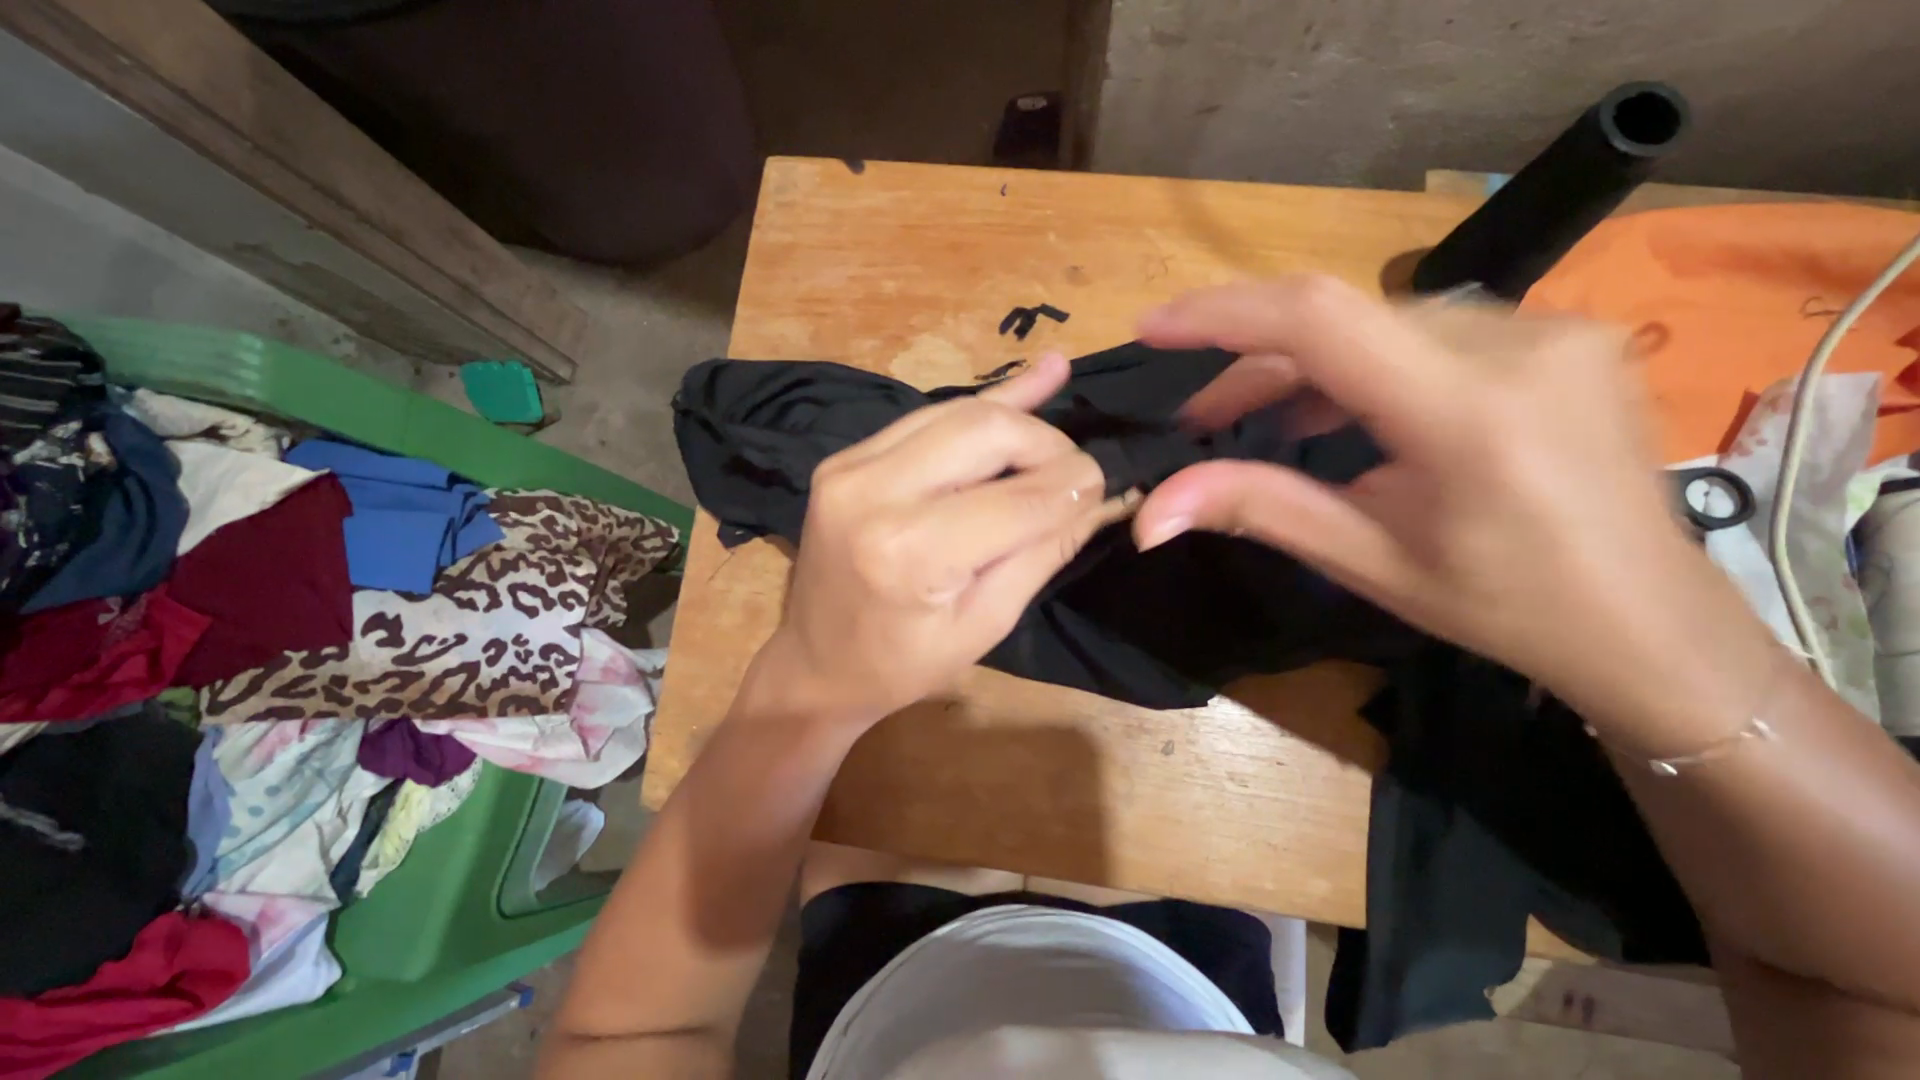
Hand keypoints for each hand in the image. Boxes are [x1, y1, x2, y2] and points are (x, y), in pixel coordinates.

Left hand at [752, 354, 1131, 726]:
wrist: (816, 663)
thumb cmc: (903, 665)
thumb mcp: (985, 624)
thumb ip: (1041, 552)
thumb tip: (1098, 496)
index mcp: (908, 552)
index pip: (1018, 499)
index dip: (1073, 487)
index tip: (1107, 486)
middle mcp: (873, 492)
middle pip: (986, 431)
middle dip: (1046, 444)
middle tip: (1078, 473)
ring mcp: (851, 466)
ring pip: (958, 410)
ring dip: (1017, 420)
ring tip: (1062, 435)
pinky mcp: (847, 456)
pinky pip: (928, 416)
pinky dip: (981, 408)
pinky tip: (1038, 377)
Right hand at [1129, 277, 1768, 737]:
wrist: (1647, 620)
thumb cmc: (1503, 607)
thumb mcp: (1369, 560)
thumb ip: (1257, 509)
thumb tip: (1148, 514)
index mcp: (1470, 415)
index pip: (1320, 322)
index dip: (1222, 313)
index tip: (1152, 326)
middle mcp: (1520, 345)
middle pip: (1345, 319)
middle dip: (1256, 362)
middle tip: (1202, 416)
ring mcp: (1554, 329)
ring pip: (1383, 322)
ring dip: (1310, 365)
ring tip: (1264, 420)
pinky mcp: (1564, 332)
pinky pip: (1431, 329)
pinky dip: (1368, 364)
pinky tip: (1346, 410)